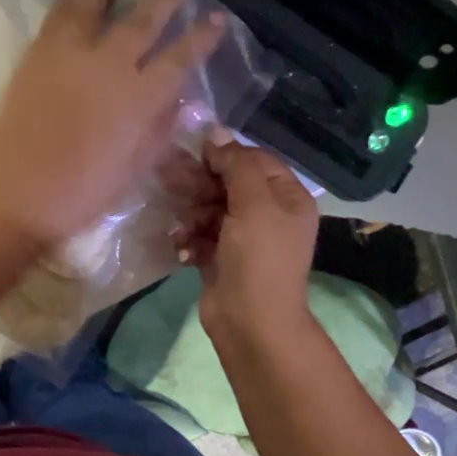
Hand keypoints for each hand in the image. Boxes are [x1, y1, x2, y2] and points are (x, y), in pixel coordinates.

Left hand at [0, 0, 226, 246]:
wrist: (15, 198)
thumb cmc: (78, 197)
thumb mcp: (129, 173)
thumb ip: (160, 134)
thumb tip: (191, 104)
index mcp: (140, 99)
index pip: (180, 60)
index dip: (201, 39)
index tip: (217, 17)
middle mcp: (110, 66)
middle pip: (143, 21)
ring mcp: (71, 56)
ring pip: (93, 4)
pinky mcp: (37, 58)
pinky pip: (57, 18)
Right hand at [179, 131, 320, 335]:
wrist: (251, 323)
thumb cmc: (259, 259)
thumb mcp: (254, 203)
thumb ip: (236, 165)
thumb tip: (216, 132)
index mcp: (287, 198)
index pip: (255, 162)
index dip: (225, 155)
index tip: (194, 153)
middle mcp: (268, 217)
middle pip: (229, 185)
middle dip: (201, 184)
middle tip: (170, 180)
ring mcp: (243, 242)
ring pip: (210, 212)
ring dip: (192, 214)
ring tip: (181, 224)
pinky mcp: (220, 263)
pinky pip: (201, 239)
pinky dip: (190, 241)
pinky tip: (182, 248)